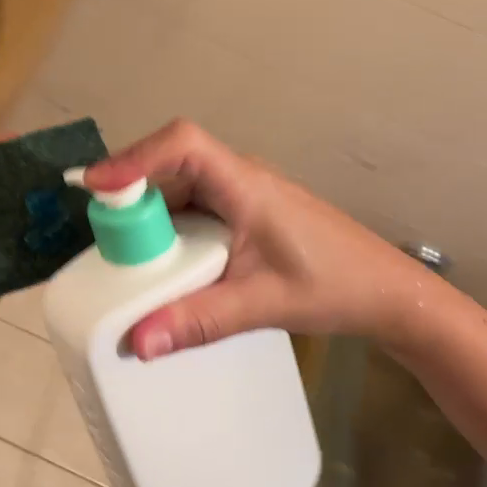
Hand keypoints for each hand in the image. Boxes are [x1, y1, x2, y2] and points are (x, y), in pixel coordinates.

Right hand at [84, 119, 444, 360]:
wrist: (391, 293)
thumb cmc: (337, 286)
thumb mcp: (263, 305)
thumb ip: (199, 321)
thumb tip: (136, 343)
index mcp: (244, 183)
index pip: (183, 144)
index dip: (134, 157)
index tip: (95, 185)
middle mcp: (236, 177)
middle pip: (168, 162)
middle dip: (127, 189)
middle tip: (97, 230)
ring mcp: (238, 193)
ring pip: (175, 184)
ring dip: (143, 210)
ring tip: (115, 246)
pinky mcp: (239, 211)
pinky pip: (188, 205)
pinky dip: (163, 226)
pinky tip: (153, 257)